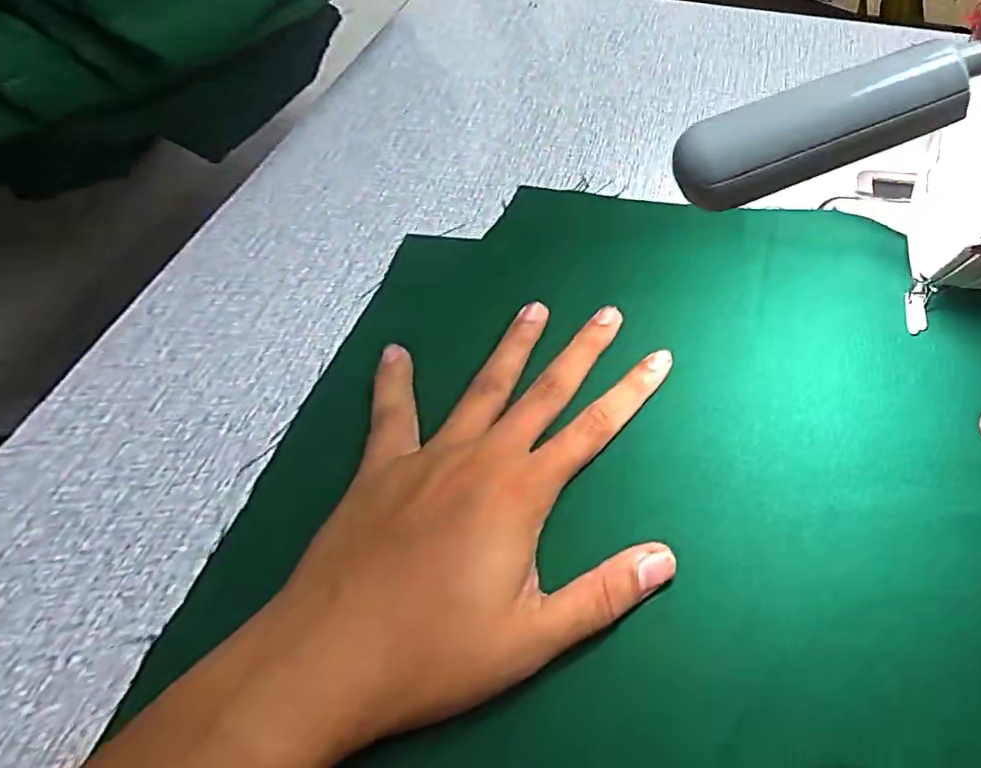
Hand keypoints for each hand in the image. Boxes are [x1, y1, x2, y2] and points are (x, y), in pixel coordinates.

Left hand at [92, 303, 674, 767]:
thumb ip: (604, 594)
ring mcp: (429, 460)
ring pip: (483, 389)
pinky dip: (395, 382)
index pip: (594, 428)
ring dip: (513, 346)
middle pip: (546, 391)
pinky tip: (396, 352)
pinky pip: (391, 416)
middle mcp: (484, 460)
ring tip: (535, 308)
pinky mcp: (379, 473)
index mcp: (523, 491)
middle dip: (583, 349)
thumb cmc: (433, 653)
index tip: (659, 358)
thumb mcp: (532, 638)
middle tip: (608, 313)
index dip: (632, 391)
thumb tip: (667, 558)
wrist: (312, 673)